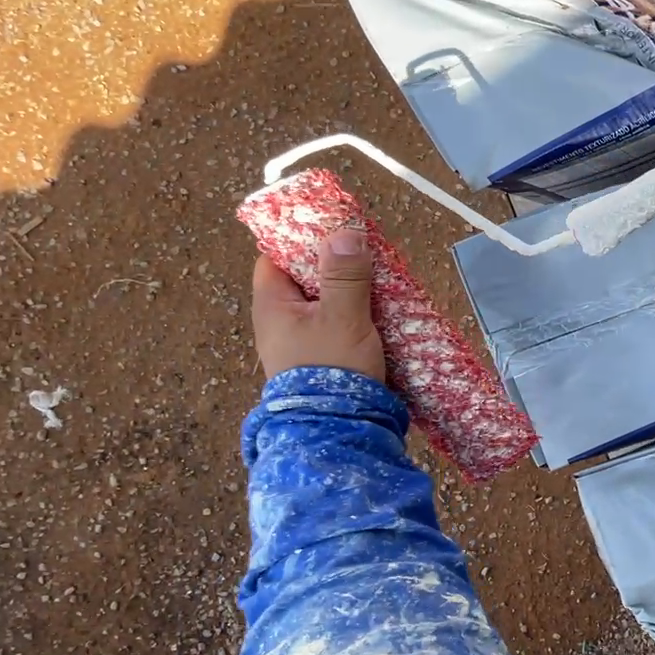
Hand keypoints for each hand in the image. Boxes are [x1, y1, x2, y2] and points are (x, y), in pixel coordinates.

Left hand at [251, 228, 387, 382]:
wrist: (337, 424)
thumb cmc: (332, 365)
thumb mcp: (343, 316)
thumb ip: (344, 275)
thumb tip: (344, 233)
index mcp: (272, 306)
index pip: (274, 260)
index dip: (300, 242)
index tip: (332, 231)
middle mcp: (279, 322)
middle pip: (304, 280)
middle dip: (334, 266)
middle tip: (367, 255)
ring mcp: (300, 342)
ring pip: (324, 304)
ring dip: (350, 292)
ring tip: (382, 283)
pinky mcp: (323, 358)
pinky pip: (337, 325)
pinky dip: (356, 315)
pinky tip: (381, 314)